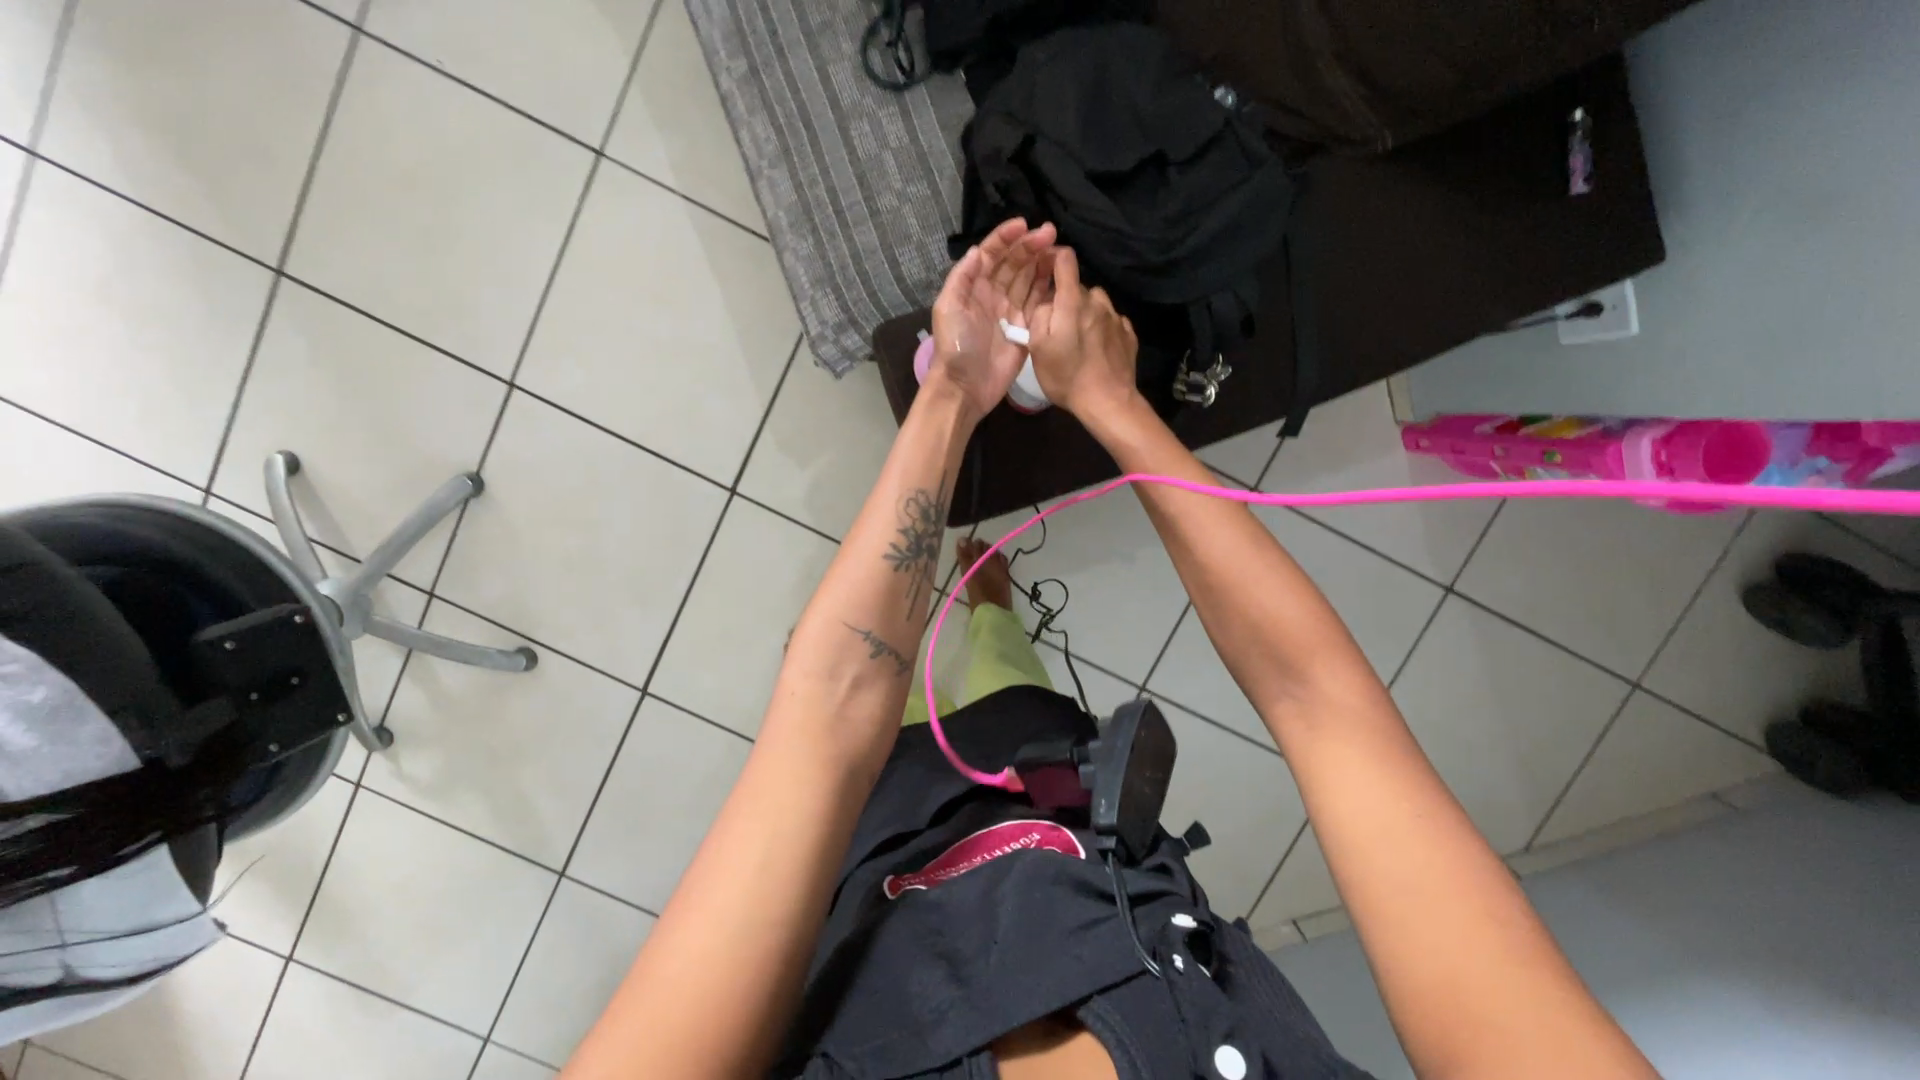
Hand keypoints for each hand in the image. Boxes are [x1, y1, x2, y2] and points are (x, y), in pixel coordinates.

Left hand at [928, 218, 1056, 419]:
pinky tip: (1061, 274)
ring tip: (1060, 250)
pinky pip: (1038, 303)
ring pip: (1029, 279)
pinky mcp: (1024, 329)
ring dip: (1042, 263)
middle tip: (1051, 234)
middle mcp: (993, 294)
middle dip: (1031, 246)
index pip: (992, 254)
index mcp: (973, 286)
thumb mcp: (948, 307)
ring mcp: (1010, 311)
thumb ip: (963, 277)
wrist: (965, 386)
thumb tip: (980, 249)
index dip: (1007, 238)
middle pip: (1015, 263)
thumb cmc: (955, 346)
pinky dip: (1049, 288)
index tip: (1025, 224)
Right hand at [1026, 247, 1139, 419]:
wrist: (1108, 402)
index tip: (1044, 266)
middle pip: (1079, 287)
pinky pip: (1111, 321)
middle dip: (1066, 299)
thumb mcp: (1037, 348)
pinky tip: (1096, 348)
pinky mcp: (1128, 334)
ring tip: (1078, 337)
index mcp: (1073, 301)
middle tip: (1056, 325)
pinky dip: (1101, 327)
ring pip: (1096, 303)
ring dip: (1086, 312)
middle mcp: (1097, 302)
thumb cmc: (1066, 376)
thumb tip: (1047, 302)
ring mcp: (1117, 317)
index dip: (1053, 256)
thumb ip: (1039, 316)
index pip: (1066, 259)